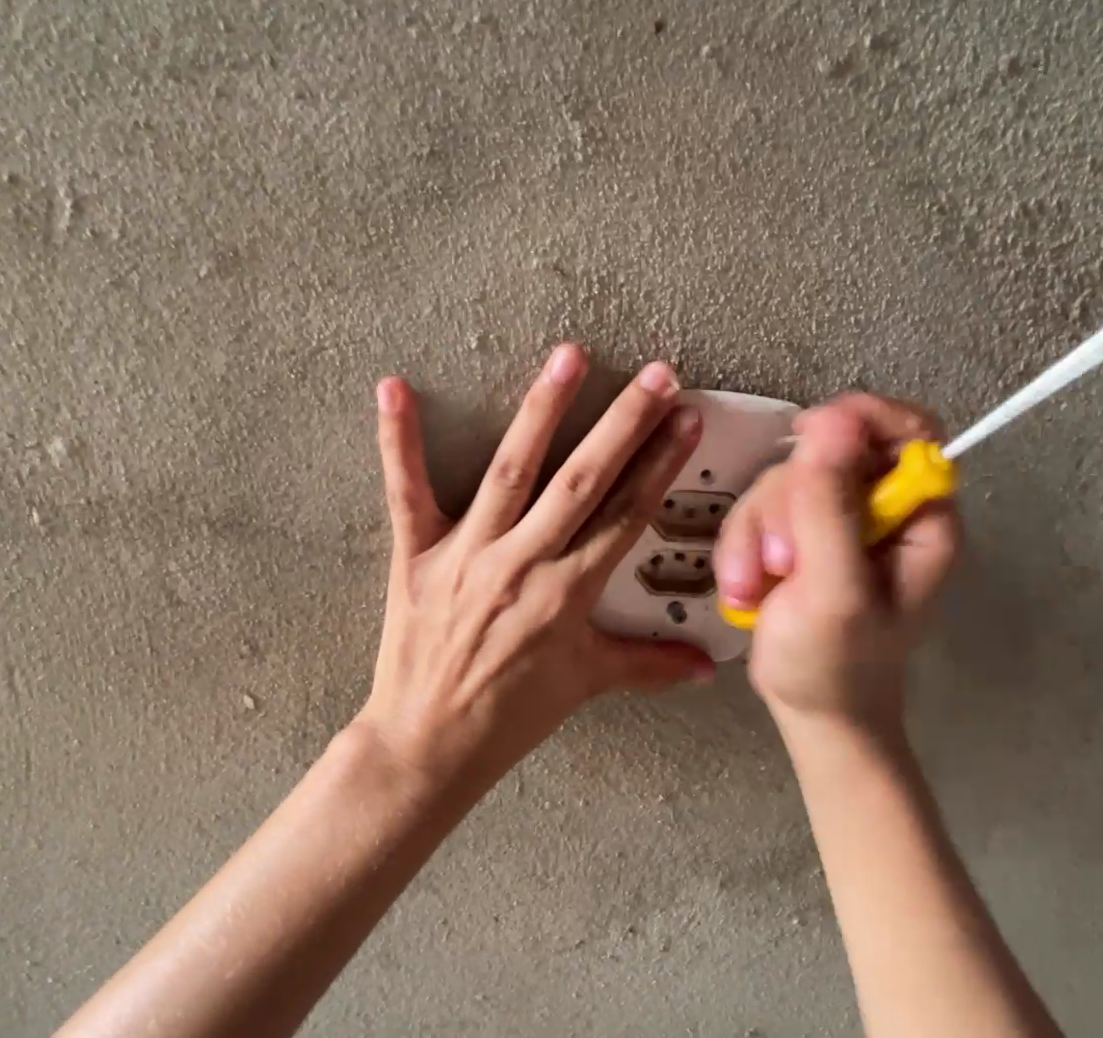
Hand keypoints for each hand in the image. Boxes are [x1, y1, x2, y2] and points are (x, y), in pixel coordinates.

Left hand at [355, 345, 713, 792]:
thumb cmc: (510, 714)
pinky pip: (406, 490)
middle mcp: (523, 564)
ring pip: (511, 470)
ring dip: (542, 411)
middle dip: (623, 424)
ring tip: (569, 358)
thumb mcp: (587, 682)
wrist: (429, 745)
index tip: (685, 417)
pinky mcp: (415, 556)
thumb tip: (707, 667)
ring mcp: (467, 555)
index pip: (626, 513)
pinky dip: (399, 439)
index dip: (661, 463)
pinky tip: (395, 387)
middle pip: (582, 481)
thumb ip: (650, 665)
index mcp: (568, 592)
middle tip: (656, 375)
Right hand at [714, 394, 961, 727]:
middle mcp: (881, 508)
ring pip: (782, 480)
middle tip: (780, 563)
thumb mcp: (833, 590)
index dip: (860, 419)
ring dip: (754, 534)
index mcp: (919, 518)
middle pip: (826, 454)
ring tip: (751, 589)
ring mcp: (836, 520)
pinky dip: (741, 547)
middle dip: (785, 505)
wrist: (812, 713)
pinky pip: (757, 508)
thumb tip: (832, 420)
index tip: (807, 436)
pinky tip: (745, 590)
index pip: (909, 429)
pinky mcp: (797, 534)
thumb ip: (830, 507)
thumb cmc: (836, 665)